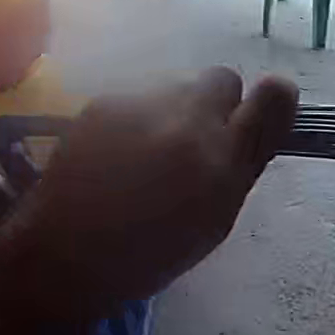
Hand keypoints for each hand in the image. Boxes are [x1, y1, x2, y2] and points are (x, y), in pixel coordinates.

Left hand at [0, 67, 297, 328]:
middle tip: (196, 141)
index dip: (270, 102)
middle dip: (217, 104)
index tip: (253, 119)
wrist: (61, 253)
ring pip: (178, 86)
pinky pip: (140, 96)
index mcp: (220, 160)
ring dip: (176, 111)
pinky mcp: (104, 100)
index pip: (273, 95)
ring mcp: (140, 104)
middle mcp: (185, 120)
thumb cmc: (146, 255)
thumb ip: (243, 166)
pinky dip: (139, 117)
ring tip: (149, 153)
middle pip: (222, 79)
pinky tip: (117, 151)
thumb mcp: (213, 223)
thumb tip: (269, 121)